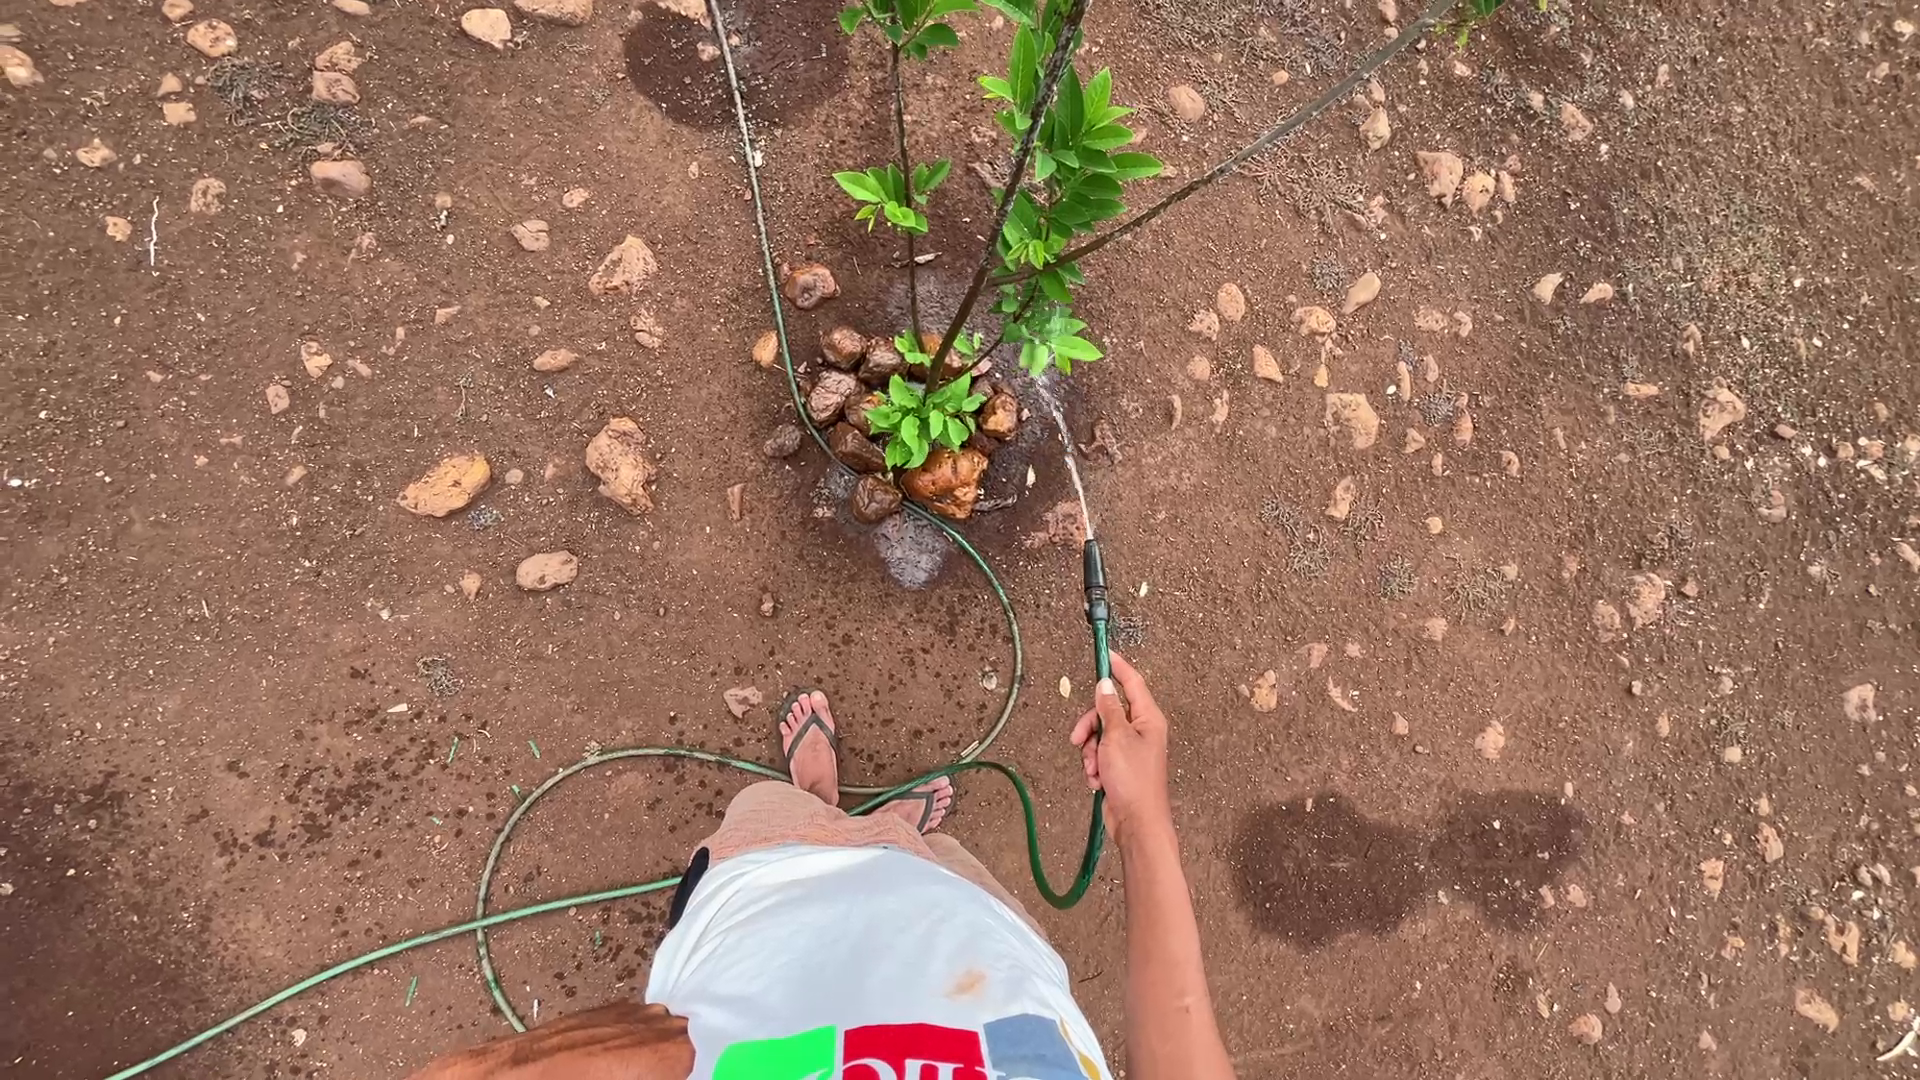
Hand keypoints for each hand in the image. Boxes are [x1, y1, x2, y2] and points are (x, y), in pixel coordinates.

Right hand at [1069, 651, 1171, 845]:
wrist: (1136, 822)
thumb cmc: (1133, 780)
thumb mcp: (1116, 737)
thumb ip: (1108, 708)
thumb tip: (1105, 685)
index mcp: (1148, 718)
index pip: (1132, 683)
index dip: (1118, 667)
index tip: (1105, 654)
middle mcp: (1141, 730)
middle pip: (1107, 710)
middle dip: (1090, 725)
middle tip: (1080, 739)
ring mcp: (1130, 748)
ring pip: (1099, 733)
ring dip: (1090, 749)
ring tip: (1093, 767)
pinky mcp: (1120, 765)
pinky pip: (1099, 753)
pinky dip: (1093, 764)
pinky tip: (1097, 779)